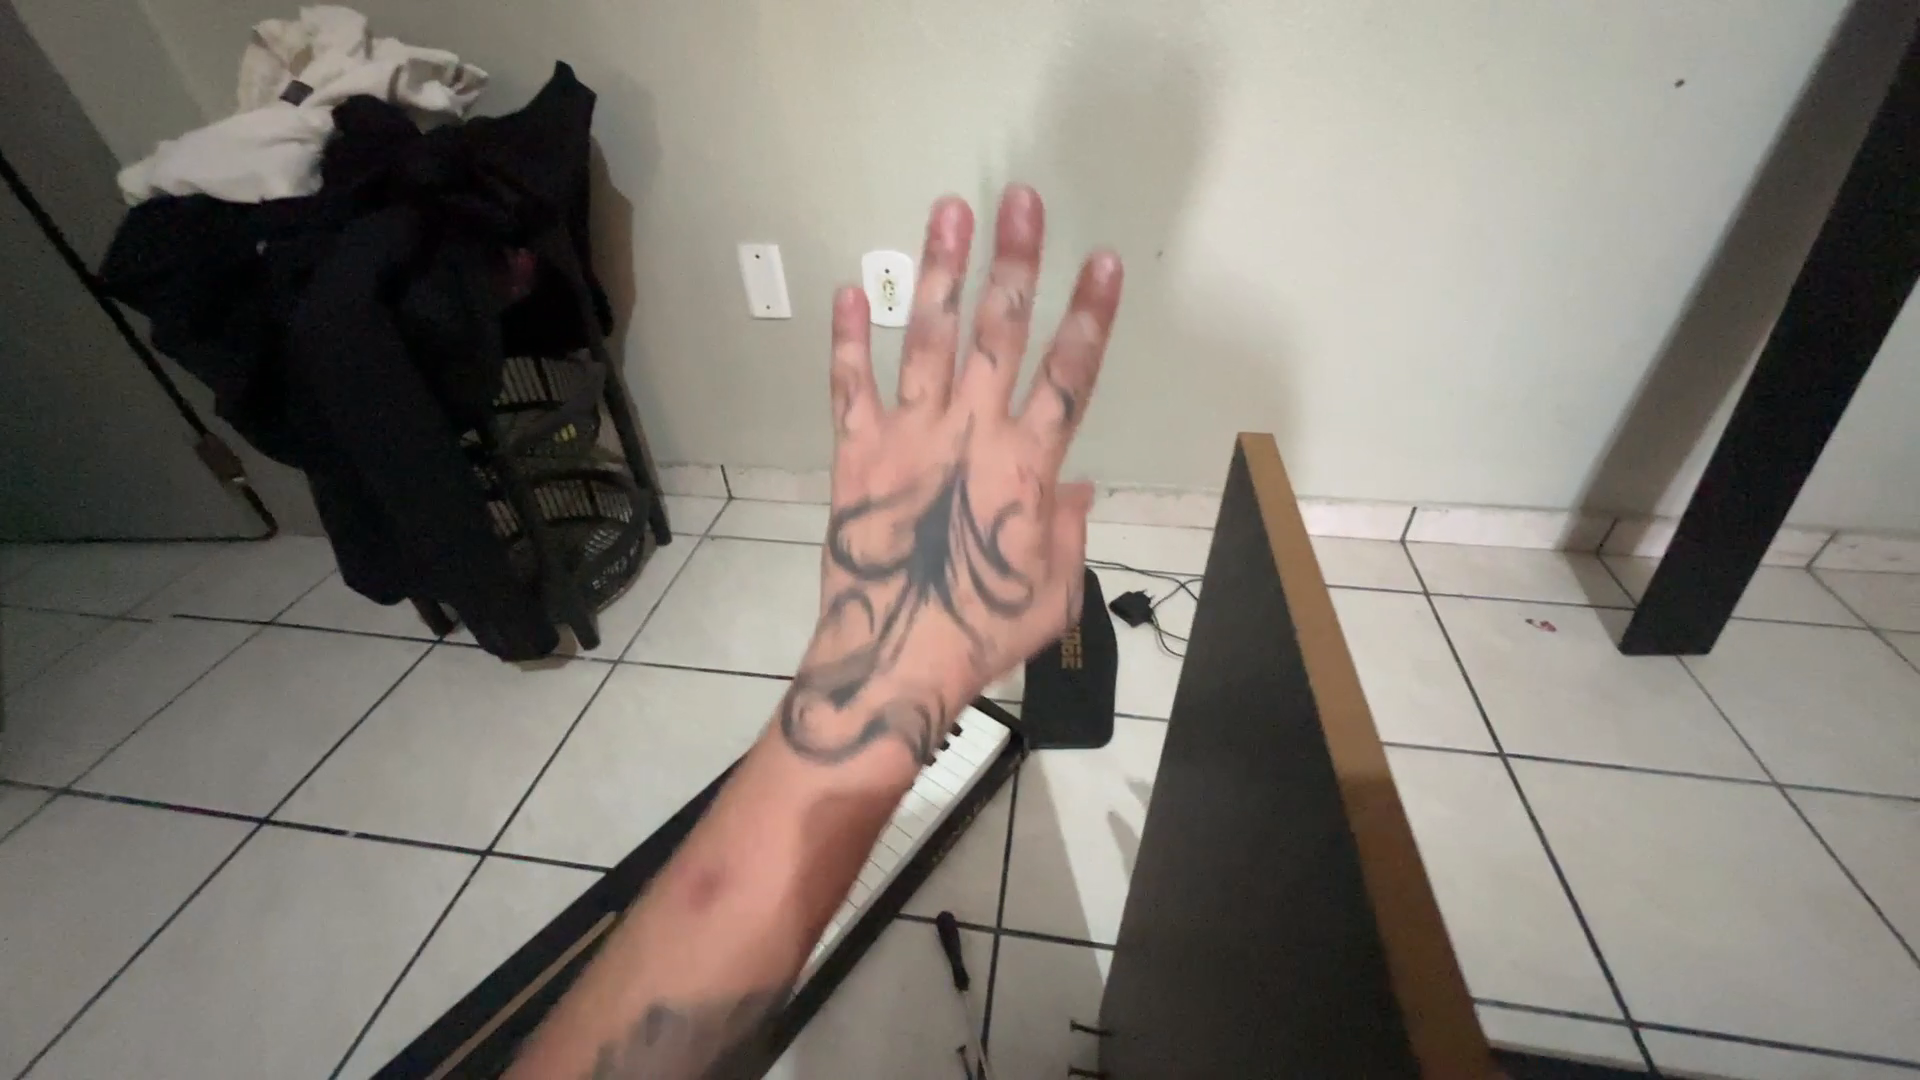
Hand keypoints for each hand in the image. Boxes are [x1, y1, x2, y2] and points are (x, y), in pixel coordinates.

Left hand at [776, 185, 1123, 773]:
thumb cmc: (980, 631)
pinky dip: (849, 340)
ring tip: (950, 212)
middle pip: (1000, 334)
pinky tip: (852, 291)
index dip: (1091, 318)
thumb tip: (1077, 488)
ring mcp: (908, 435)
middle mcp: (970, 434)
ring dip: (941, 273)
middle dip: (1017, 264)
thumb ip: (1068, 532)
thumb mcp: (1052, 592)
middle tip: (1023, 201)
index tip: (1105, 263)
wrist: (893, 655)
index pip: (1069, 377)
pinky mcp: (856, 451)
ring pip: (930, 340)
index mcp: (1026, 467)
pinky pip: (850, 386)